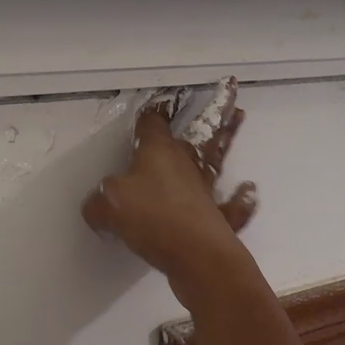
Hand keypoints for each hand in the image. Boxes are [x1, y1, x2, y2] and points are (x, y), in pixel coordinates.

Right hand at [82, 86, 258, 304]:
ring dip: (228, 137)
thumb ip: (98, 202)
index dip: (152, 112)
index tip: (157, 103)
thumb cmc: (152, 218)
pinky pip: (231, 205)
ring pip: (216, 156)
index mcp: (159, 151)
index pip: (152, 123)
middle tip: (229, 87)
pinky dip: (240, 199)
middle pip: (198, 130)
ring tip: (238, 117)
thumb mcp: (106, 205)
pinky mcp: (217, 217)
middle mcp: (185, 163)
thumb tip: (98, 206)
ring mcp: (205, 189)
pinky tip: (247, 190)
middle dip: (211, 110)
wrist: (198, 257)